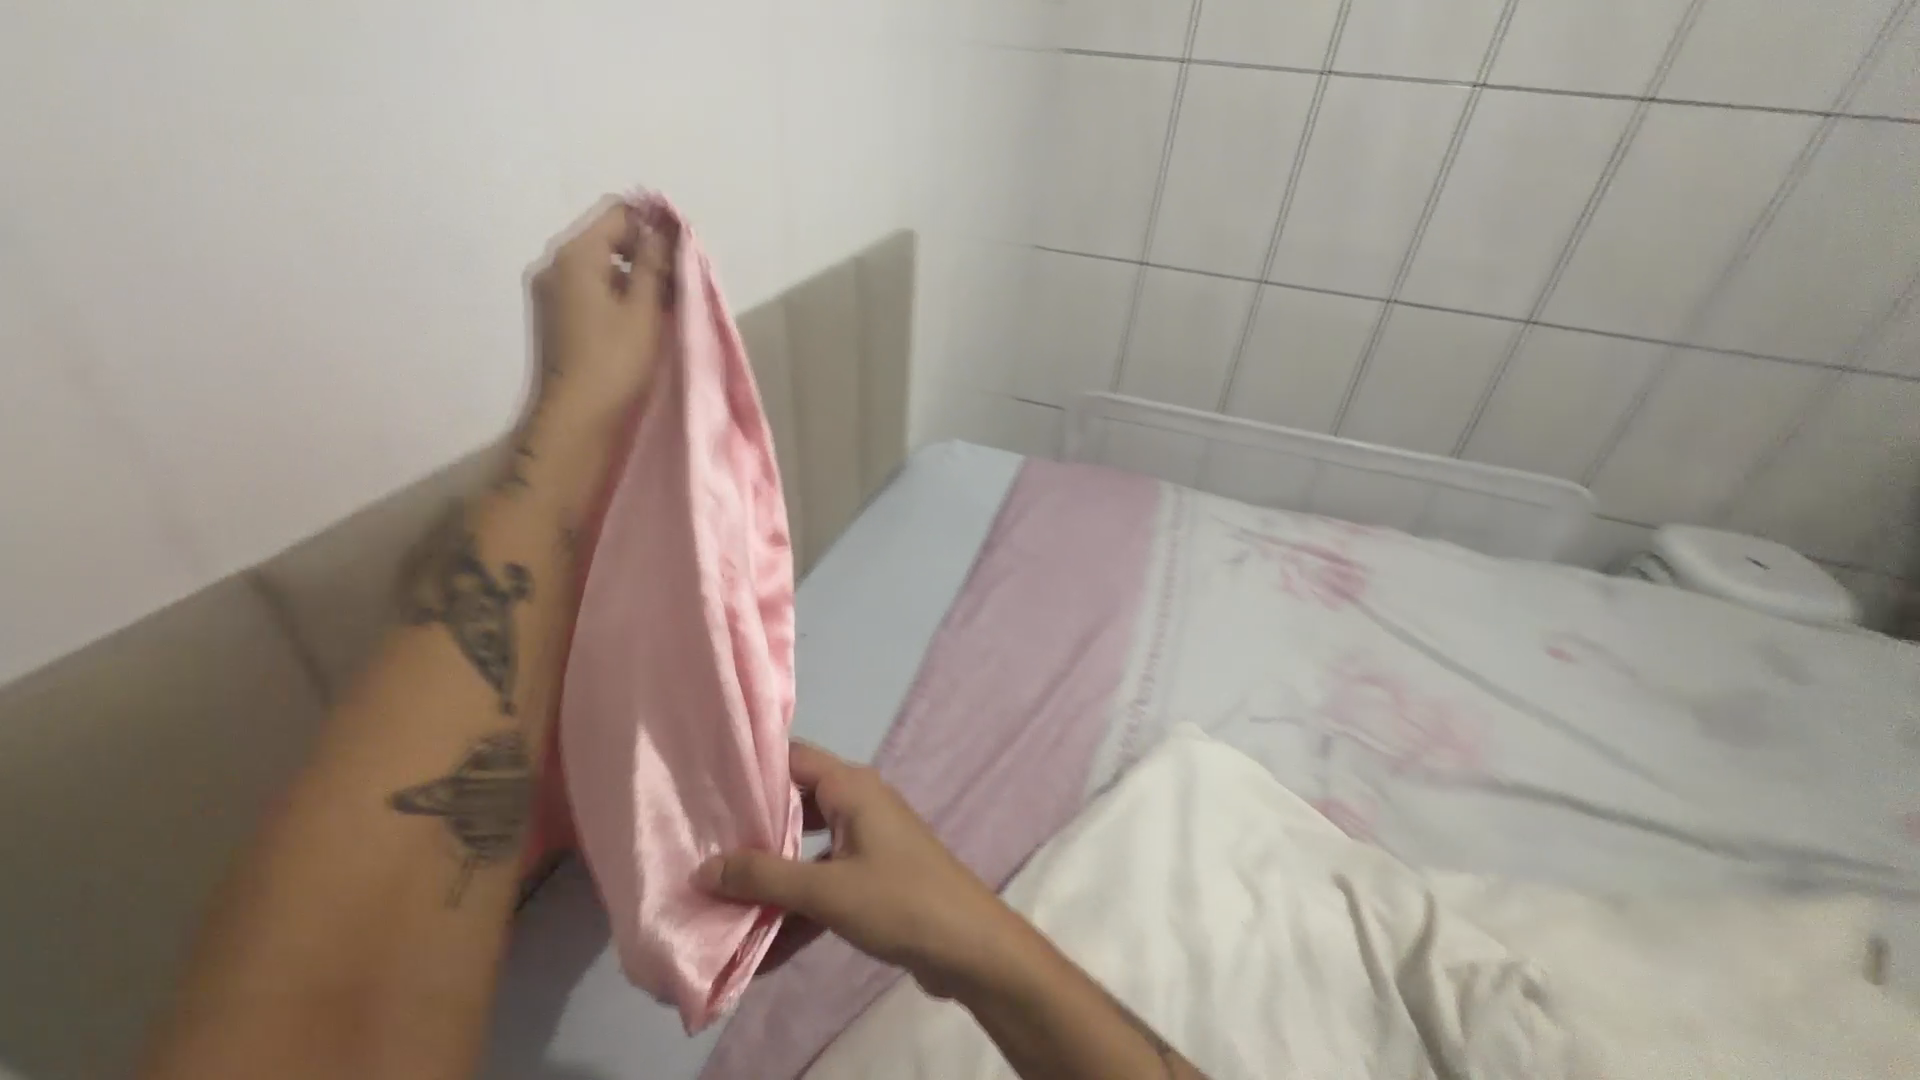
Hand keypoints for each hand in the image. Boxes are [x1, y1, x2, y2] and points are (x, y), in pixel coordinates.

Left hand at [529, 197, 673, 430]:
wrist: (577, 417)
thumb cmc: (615, 360)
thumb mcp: (644, 309)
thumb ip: (654, 263)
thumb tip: (663, 230)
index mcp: (575, 255)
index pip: (618, 214)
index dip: (653, 223)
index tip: (683, 248)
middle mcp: (555, 264)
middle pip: (606, 238)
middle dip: (645, 252)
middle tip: (679, 280)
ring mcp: (552, 291)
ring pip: (600, 266)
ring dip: (634, 276)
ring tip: (666, 302)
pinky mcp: (557, 316)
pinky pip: (591, 288)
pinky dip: (618, 293)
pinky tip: (642, 317)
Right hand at [695, 743, 1016, 998]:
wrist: (969, 946)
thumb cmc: (900, 900)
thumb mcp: (826, 890)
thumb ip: (764, 877)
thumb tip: (703, 869)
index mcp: (851, 787)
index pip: (791, 758)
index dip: (750, 769)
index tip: (703, 786)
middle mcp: (858, 803)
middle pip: (794, 805)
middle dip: (751, 828)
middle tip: (700, 846)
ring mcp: (866, 841)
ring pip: (806, 848)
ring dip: (771, 874)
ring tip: (718, 895)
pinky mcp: (872, 877)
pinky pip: (824, 882)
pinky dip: (797, 906)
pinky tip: (760, 946)